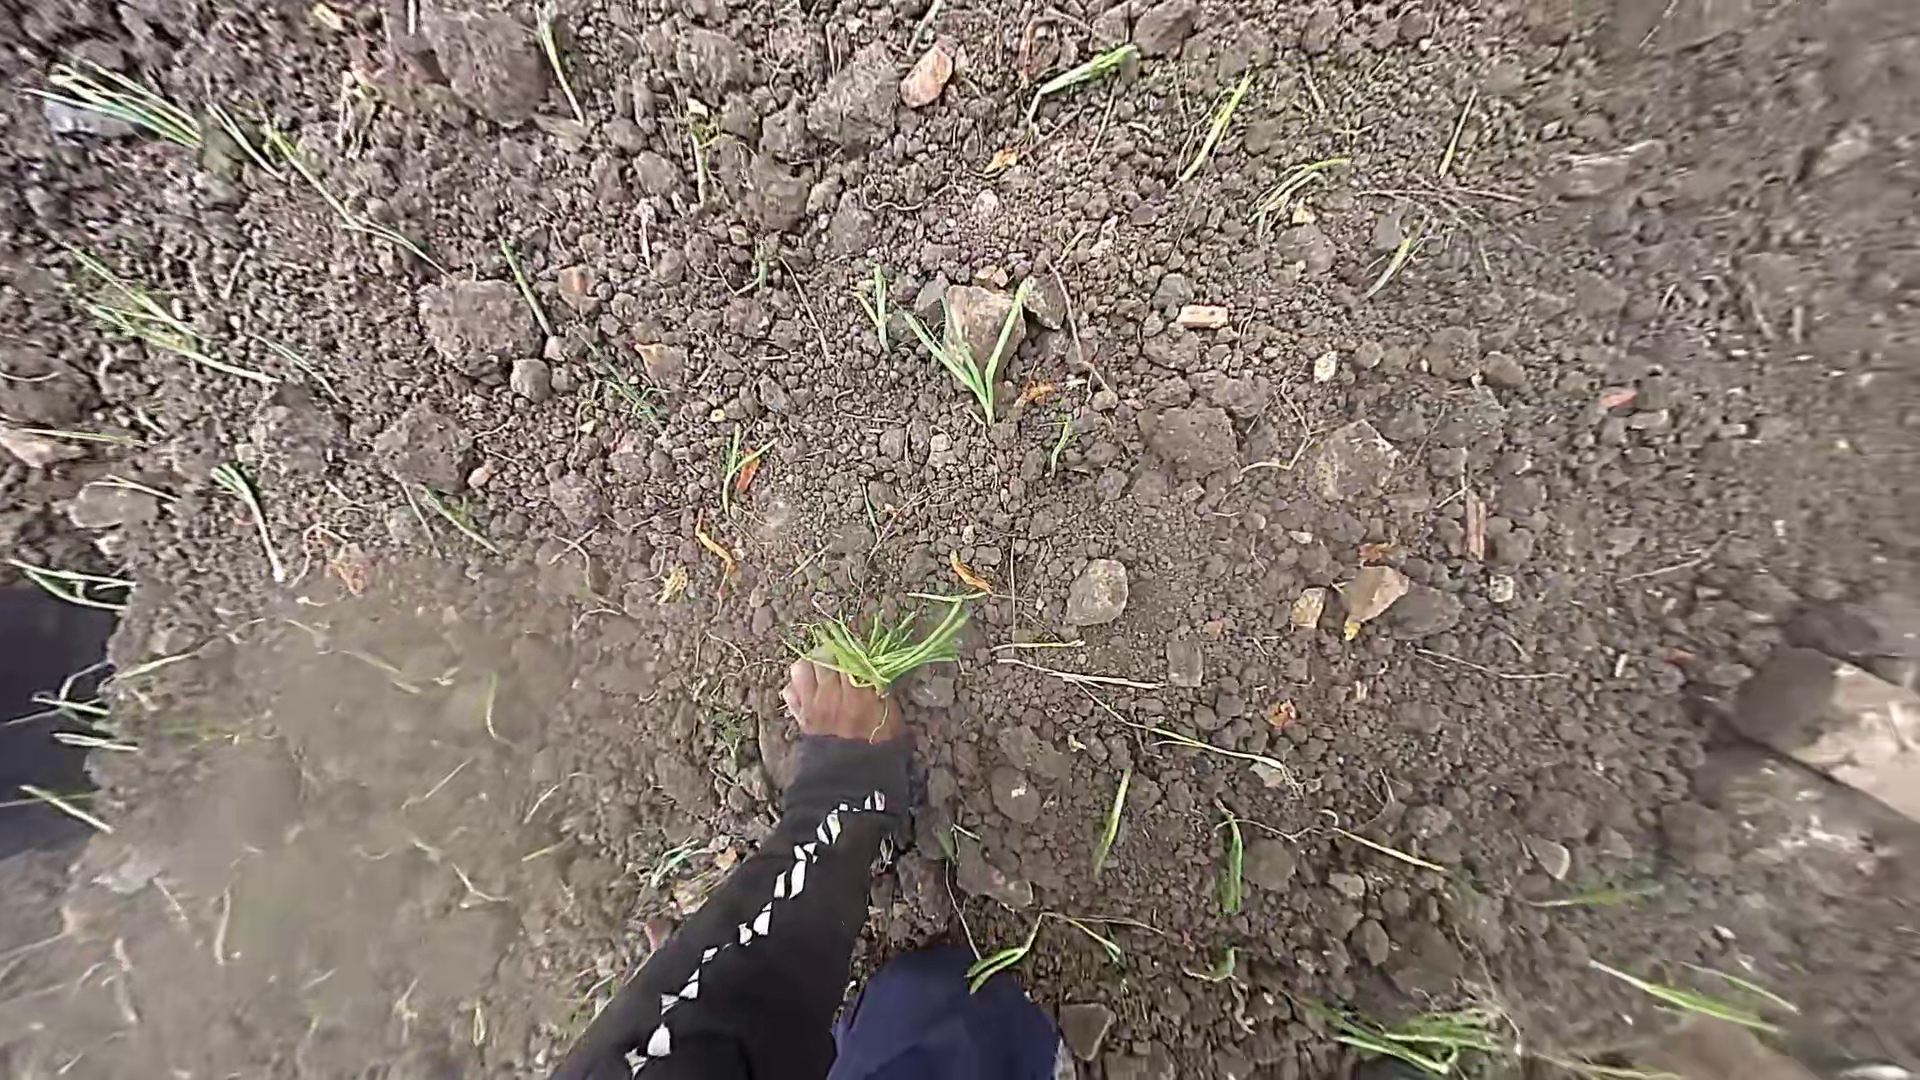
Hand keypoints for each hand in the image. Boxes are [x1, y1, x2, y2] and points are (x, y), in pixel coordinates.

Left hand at [782, 660, 901, 743]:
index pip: (851, 654)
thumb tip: (879, 677)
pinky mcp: (800, 715)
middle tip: (839, 657)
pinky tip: (807, 691)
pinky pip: (790, 690)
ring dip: (811, 665)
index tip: (858, 651)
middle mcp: (832, 690)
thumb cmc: (878, 750)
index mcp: (860, 688)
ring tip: (820, 669)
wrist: (849, 780)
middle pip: (824, 656)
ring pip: (802, 667)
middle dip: (831, 653)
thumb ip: (884, 694)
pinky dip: (796, 686)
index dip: (853, 650)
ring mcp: (812, 702)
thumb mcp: (893, 719)